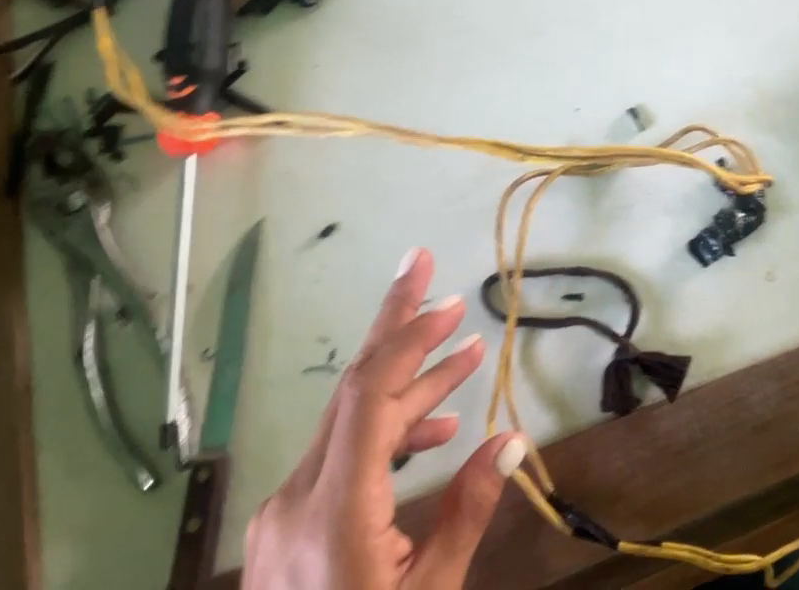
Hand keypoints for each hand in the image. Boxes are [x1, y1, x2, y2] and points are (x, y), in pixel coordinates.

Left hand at [244, 247, 529, 589]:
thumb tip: (513, 439)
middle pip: (353, 392)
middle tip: (429, 273)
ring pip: (350, 424)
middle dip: (398, 331)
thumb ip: (468, 508)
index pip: (369, 396)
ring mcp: (285, 512)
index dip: (408, 338)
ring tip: (466, 357)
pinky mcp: (287, 526)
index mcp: (334, 511)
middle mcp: (297, 498)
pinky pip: (341, 458)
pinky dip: (387, 434)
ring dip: (408, 388)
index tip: (445, 297)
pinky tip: (436, 430)